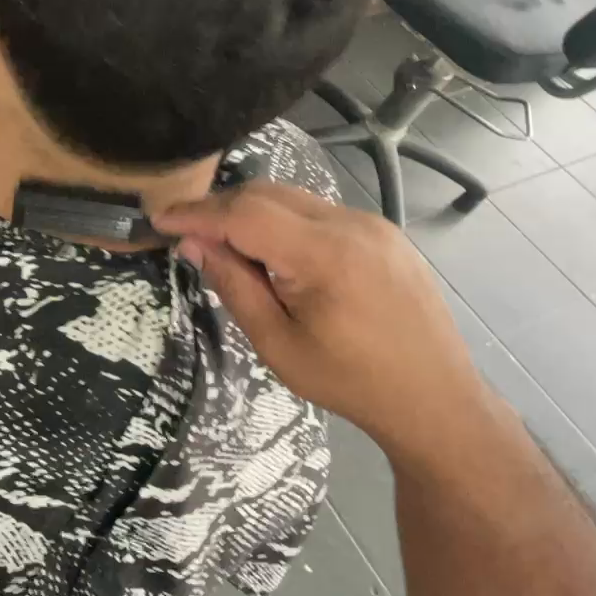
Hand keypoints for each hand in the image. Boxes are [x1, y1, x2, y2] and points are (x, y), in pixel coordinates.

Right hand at [153, 184, 496, 462]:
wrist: (436, 400)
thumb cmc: (350, 382)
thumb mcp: (277, 344)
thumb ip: (234, 286)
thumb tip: (193, 243)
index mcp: (325, 255)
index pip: (244, 214)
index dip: (197, 214)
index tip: (160, 220)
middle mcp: (351, 224)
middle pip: (266, 194)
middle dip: (219, 208)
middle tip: (184, 233)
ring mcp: (372, 224)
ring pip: (291, 198)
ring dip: (249, 212)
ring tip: (222, 244)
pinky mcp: (383, 232)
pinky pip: (317, 212)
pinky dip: (281, 221)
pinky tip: (270, 251)